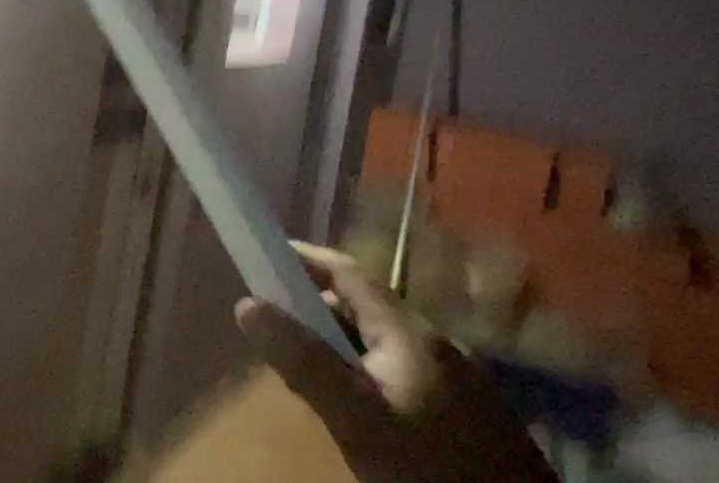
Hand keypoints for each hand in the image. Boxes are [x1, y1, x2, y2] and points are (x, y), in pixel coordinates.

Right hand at [236, 243, 557, 482]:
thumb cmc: (430, 468)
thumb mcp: (355, 417)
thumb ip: (302, 360)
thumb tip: (246, 302)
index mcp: (411, 333)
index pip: (348, 273)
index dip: (303, 259)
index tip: (260, 258)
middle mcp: (440, 344)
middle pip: (364, 308)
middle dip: (315, 313)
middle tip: (278, 338)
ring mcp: (462, 380)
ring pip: (384, 342)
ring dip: (341, 347)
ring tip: (312, 381)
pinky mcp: (472, 413)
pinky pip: (405, 371)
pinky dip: (369, 373)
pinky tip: (361, 410)